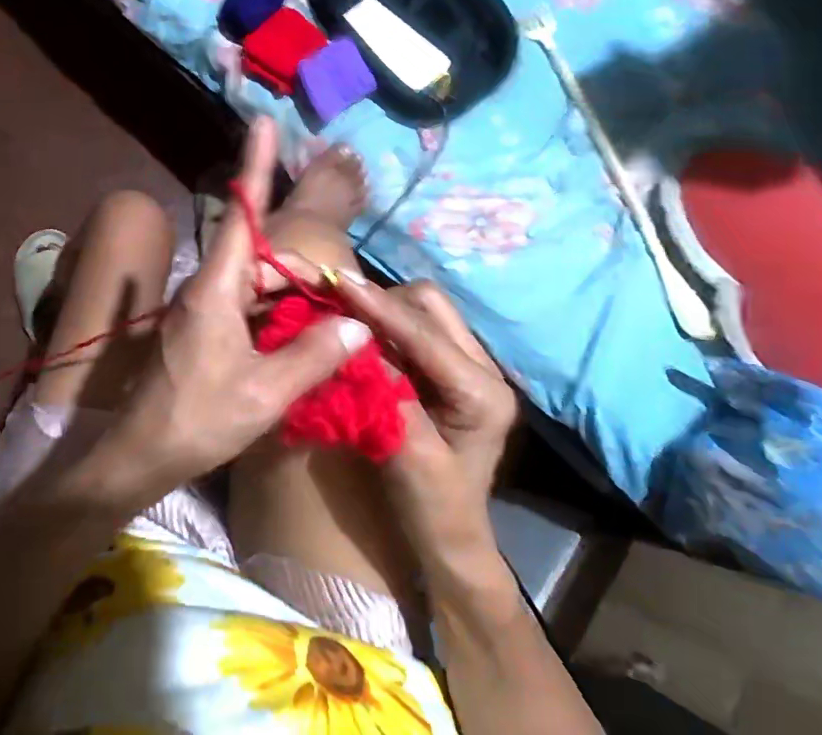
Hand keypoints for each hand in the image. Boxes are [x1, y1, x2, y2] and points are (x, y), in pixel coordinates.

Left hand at [96, 117, 373, 499]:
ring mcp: (200, 309)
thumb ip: (313, 354)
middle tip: (340, 283)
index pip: (240, 214)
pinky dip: (275, 310)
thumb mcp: (266, 393)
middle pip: (258, 253)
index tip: (263, 123)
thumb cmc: (200, 420)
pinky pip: (245, 305)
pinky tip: (303, 329)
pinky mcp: (201, 330)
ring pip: (254, 281)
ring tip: (330, 311)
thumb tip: (356, 323)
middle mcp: (205, 288)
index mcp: (215, 289)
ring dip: (289, 289)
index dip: (254, 167)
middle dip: (298, 258)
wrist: (142, 454)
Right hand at [334, 278, 517, 558]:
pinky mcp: (449, 370)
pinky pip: (416, 328)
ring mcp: (470, 366)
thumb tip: (352, 339)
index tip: (337, 283)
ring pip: (423, 310)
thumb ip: (383, 392)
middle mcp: (484, 368)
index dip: (378, 306)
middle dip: (383, 301)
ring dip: (384, 311)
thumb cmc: (431, 505)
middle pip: (430, 305)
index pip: (423, 333)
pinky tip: (361, 337)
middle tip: (337, 309)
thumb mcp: (405, 452)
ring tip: (346, 323)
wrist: (450, 538)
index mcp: (482, 392)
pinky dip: (386, 326)